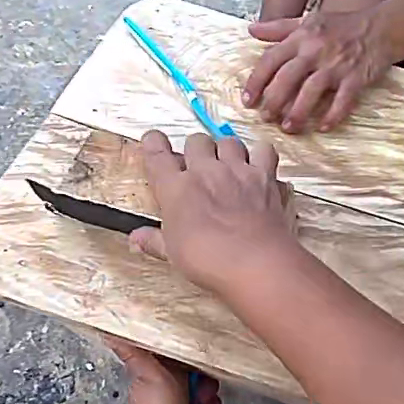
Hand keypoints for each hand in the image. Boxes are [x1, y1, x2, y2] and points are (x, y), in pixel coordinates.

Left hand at [107, 335, 218, 403]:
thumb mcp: (148, 374)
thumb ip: (136, 352)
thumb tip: (110, 333)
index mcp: (153, 370)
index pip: (175, 350)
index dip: (189, 351)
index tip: (197, 355)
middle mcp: (166, 382)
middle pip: (194, 365)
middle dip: (203, 374)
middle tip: (202, 384)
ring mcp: (180, 396)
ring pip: (204, 381)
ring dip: (208, 391)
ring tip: (202, 402)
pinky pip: (209, 398)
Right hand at [128, 129, 299, 297]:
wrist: (255, 262)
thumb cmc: (212, 260)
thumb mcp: (174, 253)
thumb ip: (155, 241)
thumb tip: (138, 238)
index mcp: (176, 188)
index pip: (157, 154)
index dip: (154, 143)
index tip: (155, 141)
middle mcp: (207, 172)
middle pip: (197, 141)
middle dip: (196, 150)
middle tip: (200, 165)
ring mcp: (238, 172)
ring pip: (229, 142)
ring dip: (228, 150)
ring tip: (230, 164)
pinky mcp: (266, 177)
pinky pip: (265, 151)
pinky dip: (263, 155)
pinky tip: (261, 166)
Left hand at [243, 9, 394, 131]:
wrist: (380, 28)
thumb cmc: (343, 25)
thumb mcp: (309, 20)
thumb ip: (280, 28)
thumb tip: (251, 30)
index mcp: (301, 38)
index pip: (271, 60)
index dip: (257, 81)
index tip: (247, 100)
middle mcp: (315, 51)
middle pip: (288, 78)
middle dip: (274, 101)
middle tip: (265, 119)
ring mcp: (337, 66)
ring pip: (312, 91)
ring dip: (298, 112)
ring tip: (289, 128)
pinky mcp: (357, 78)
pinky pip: (343, 100)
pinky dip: (333, 115)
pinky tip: (324, 128)